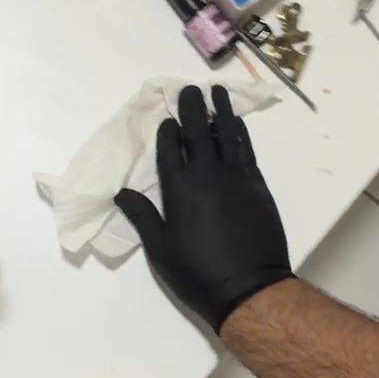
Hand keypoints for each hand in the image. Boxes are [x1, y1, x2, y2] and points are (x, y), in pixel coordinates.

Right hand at [113, 84, 293, 331]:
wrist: (247, 287)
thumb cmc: (196, 272)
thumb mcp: (160, 249)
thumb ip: (142, 216)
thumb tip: (121, 193)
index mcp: (179, 190)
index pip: (170, 150)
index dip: (167, 133)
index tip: (166, 118)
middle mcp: (207, 175)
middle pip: (198, 133)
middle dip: (192, 109)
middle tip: (189, 90)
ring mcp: (236, 177)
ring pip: (227, 135)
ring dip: (221, 112)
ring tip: (216, 93)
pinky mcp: (257, 185)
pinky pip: (246, 149)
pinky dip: (240, 132)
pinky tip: (236, 123)